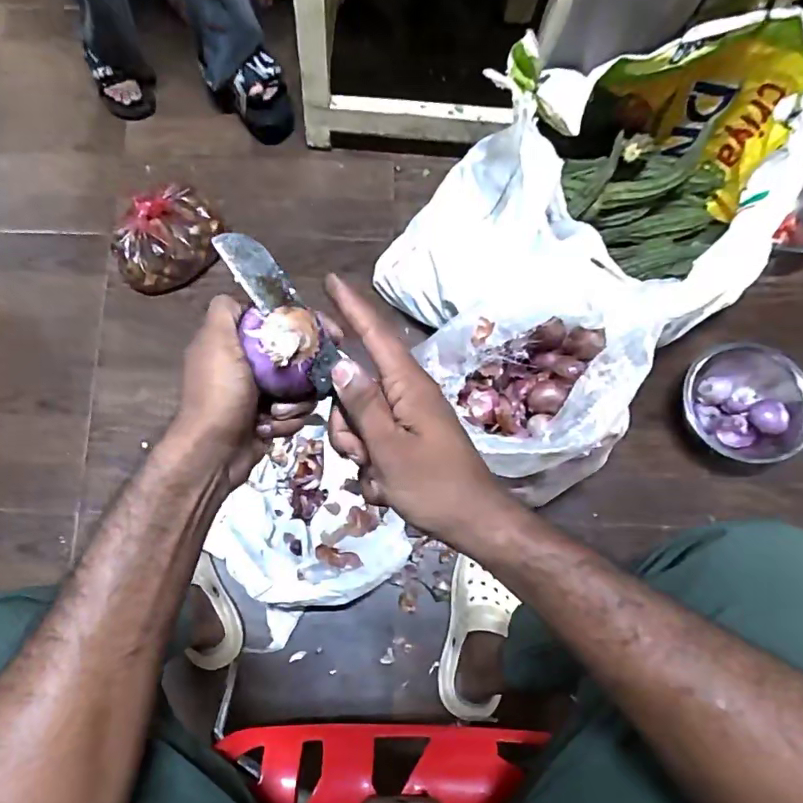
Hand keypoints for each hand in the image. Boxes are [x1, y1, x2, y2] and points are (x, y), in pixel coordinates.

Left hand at [172, 293, 316, 486]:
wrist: (213, 452)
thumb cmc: (217, 394)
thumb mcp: (215, 341)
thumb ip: (225, 310)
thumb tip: (242, 297)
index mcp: (237, 343)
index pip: (280, 322)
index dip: (306, 324)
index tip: (332, 333)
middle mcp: (250, 366)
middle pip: (298, 356)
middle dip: (306, 371)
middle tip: (319, 376)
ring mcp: (262, 395)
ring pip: (302, 388)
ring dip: (294, 402)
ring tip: (274, 412)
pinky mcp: (272, 420)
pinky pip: (296, 413)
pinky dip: (286, 422)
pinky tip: (268, 428)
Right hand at [321, 275, 520, 546]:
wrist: (472, 522)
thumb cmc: (433, 485)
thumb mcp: (389, 447)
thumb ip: (362, 405)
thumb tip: (340, 363)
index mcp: (408, 386)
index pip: (376, 335)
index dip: (352, 308)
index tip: (330, 280)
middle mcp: (407, 395)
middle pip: (355, 389)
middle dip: (347, 423)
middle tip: (359, 453)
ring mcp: (407, 419)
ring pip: (358, 421)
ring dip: (358, 450)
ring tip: (378, 476)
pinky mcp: (407, 441)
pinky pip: (372, 444)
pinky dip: (372, 468)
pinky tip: (386, 488)